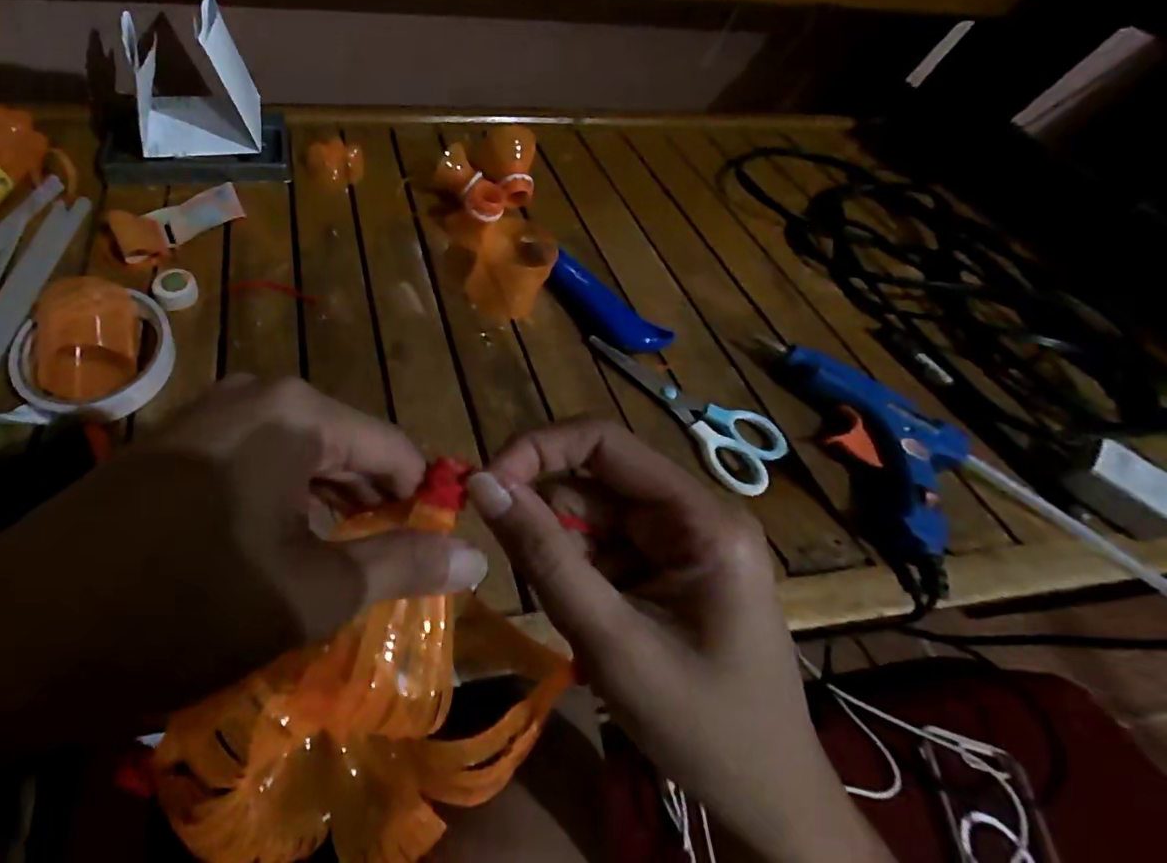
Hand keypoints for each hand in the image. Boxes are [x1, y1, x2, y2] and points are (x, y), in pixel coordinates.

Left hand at [127, 374, 489, 643]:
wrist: (37, 618)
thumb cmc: (189, 601)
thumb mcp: (307, 592)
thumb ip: (398, 564)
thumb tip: (476, 554)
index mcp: (295, 411)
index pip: (394, 449)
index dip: (420, 504)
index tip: (434, 557)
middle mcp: (250, 394)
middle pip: (340, 448)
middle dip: (368, 508)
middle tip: (387, 574)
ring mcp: (201, 414)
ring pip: (290, 458)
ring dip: (319, 510)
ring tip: (335, 571)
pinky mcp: (168, 442)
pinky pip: (244, 464)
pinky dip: (270, 503)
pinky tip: (268, 552)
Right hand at [467, 420, 889, 862]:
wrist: (764, 802)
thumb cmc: (699, 723)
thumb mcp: (608, 636)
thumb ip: (542, 553)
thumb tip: (479, 481)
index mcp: (701, 520)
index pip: (602, 441)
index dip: (537, 449)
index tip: (487, 486)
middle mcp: (691, 516)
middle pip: (588, 478)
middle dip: (542, 513)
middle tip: (519, 567)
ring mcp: (676, 542)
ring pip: (583, 511)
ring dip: (554, 548)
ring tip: (566, 610)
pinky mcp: (660, 567)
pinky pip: (592, 542)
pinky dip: (567, 568)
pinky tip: (580, 615)